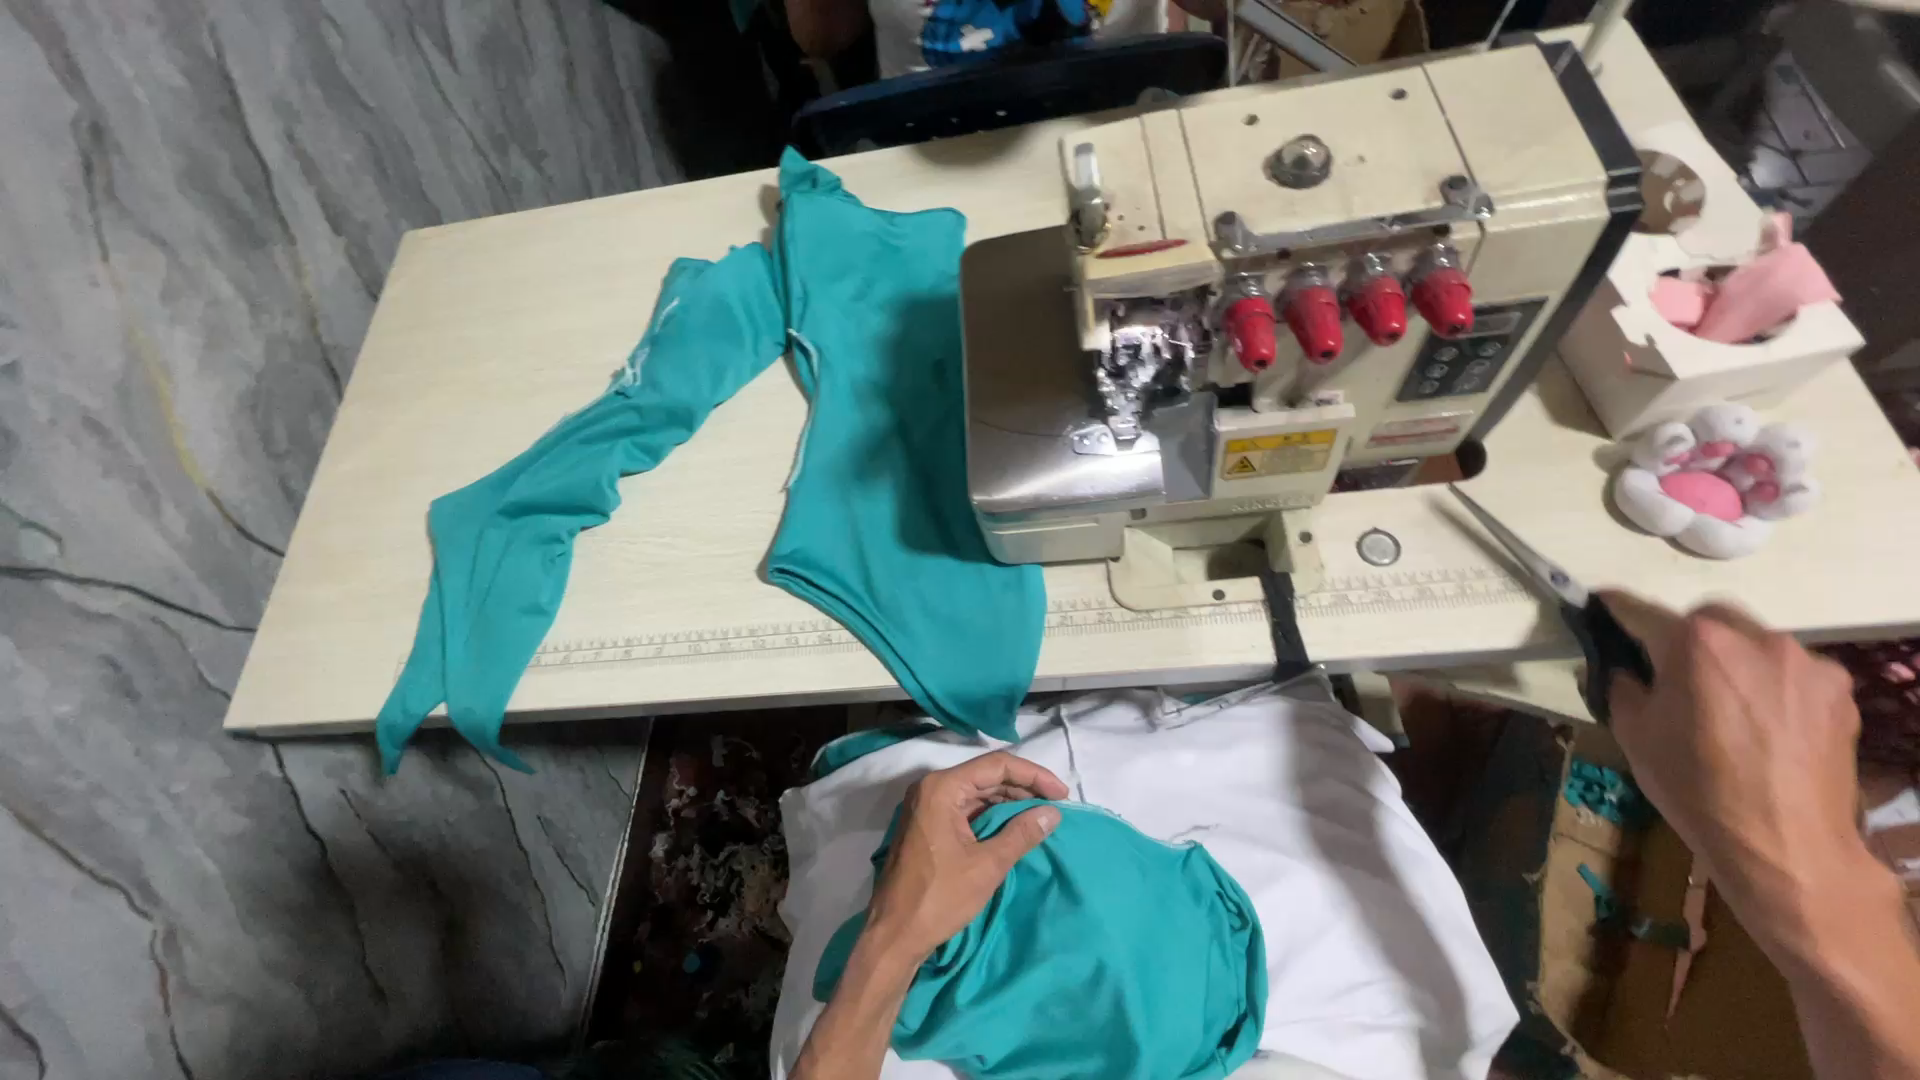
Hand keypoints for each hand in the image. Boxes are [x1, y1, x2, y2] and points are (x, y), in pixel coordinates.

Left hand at [864, 751, 1068, 959]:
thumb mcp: (987, 865)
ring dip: (1009, 801)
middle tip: (1056, 805)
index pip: (996, 766)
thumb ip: (1021, 834)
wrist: (894, 934)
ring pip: (977, 792)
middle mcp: (932, 788)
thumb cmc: (939, 898)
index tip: (1062, 794)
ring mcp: (927, 805)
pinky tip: (1015, 824)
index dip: (1033, 775)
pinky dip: (992, 814)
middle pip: (986, 775)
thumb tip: (1052, 813)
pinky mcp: (928, 823)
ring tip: (1041, 814)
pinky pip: (966, 808)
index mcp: (942, 788)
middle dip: (1023, 787)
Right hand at [1598, 592, 1869, 950]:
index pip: (1638, 609)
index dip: (1611, 609)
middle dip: (1681, 634)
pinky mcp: (1838, 691)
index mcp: (1694, 644)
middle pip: (1705, 617)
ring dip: (1727, 657)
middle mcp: (1754, 639)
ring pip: (1751, 641)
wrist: (1783, 841)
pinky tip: (1758, 719)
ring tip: (1717, 700)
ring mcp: (1805, 663)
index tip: (1595, 607)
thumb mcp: (1631, 730)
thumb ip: (1622, 683)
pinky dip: (1766, 681)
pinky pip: (1788, 669)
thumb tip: (1623, 666)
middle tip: (1665, 669)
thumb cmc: (1692, 783)